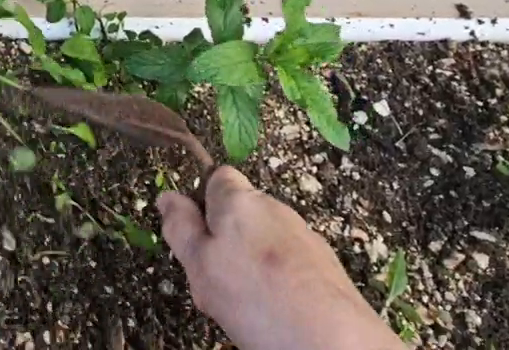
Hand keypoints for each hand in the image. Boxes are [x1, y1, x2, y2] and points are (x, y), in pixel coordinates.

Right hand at [159, 168, 400, 349]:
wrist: (341, 349)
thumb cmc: (259, 302)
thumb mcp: (200, 265)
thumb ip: (180, 227)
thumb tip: (168, 196)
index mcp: (240, 199)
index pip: (217, 175)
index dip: (202, 201)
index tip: (197, 238)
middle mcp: (275, 209)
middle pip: (239, 214)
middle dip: (224, 242)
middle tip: (216, 282)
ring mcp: (306, 239)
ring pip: (263, 244)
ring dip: (251, 266)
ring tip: (248, 309)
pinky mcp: (329, 271)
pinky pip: (289, 268)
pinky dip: (279, 286)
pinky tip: (277, 317)